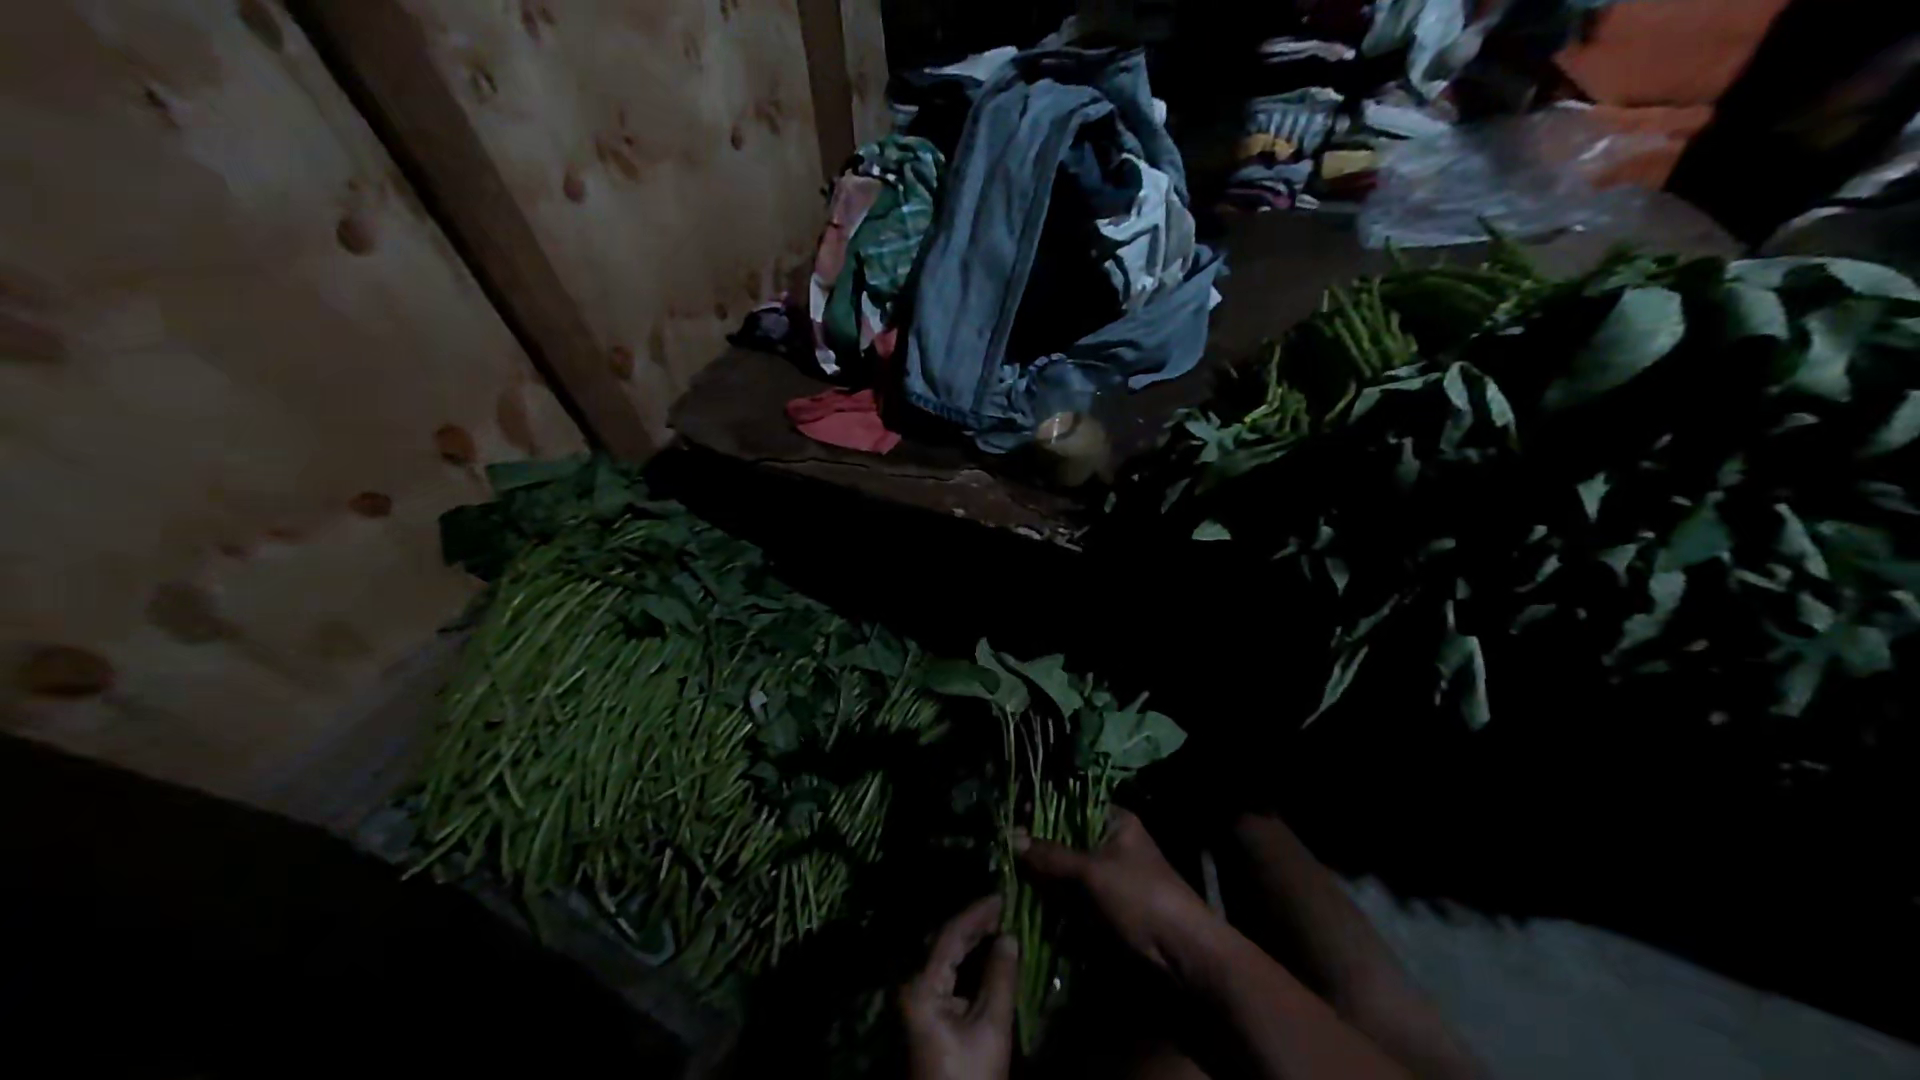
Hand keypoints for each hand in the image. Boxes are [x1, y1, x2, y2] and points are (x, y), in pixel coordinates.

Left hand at [901, 894, 1017, 1079]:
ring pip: (947, 956)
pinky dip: (969, 960)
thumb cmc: (969, 1076)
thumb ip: (1000, 977)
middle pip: (945, 942)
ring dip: (973, 940)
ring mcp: (919, 999)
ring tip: (1000, 922)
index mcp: (921, 985)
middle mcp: (914, 985)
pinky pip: (949, 973)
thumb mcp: (991, 1027)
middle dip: (975, 923)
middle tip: (1004, 906)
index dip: (976, 913)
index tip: (1001, 896)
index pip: (949, 935)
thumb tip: (1009, 936)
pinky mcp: (928, 1012)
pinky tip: (989, 952)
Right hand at [1016, 807, 1221, 977]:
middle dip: (1038, 845)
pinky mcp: (1106, 903)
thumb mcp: (1092, 872)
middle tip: (1004, 849)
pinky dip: (1055, 896)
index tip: (1011, 818)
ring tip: (1009, 873)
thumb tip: (1012, 837)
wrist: (1183, 952)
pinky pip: (1073, 892)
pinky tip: (1029, 896)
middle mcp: (1111, 842)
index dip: (1042, 809)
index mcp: (1115, 821)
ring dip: (1044, 874)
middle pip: (1066, 837)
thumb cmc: (1141, 896)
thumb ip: (1052, 855)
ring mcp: (1109, 874)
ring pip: (1067, 867)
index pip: (1071, 804)